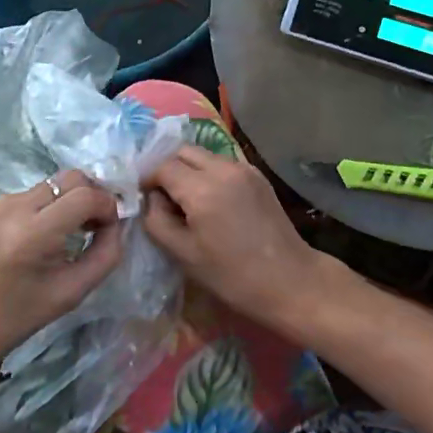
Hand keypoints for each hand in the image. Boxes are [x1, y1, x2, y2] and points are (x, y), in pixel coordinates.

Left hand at [0, 170, 122, 384]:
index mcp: (32, 234)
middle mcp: (17, 207)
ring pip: (58, 181)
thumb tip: (119, 222)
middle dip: (95, 194)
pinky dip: (59, 201)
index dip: (108, 205)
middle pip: (72, 178)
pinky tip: (59, 227)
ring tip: (82, 227)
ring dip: (77, 197)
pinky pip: (42, 190)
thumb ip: (106, 253)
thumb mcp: (75, 291)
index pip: (84, 196)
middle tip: (102, 223)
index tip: (114, 226)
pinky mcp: (1, 202)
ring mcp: (6, 201)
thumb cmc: (25, 314)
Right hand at [142, 146, 328, 326]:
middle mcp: (222, 169)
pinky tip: (211, 200)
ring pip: (203, 155)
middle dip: (167, 168)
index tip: (143, 198)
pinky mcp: (257, 175)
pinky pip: (222, 163)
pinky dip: (208, 173)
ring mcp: (243, 168)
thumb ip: (157, 220)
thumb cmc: (232, 275)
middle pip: (183, 151)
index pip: (162, 167)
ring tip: (186, 200)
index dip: (147, 180)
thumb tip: (151, 198)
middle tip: (162, 196)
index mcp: (202, 189)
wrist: (289, 281)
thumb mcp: (183, 254)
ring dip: (188, 169)